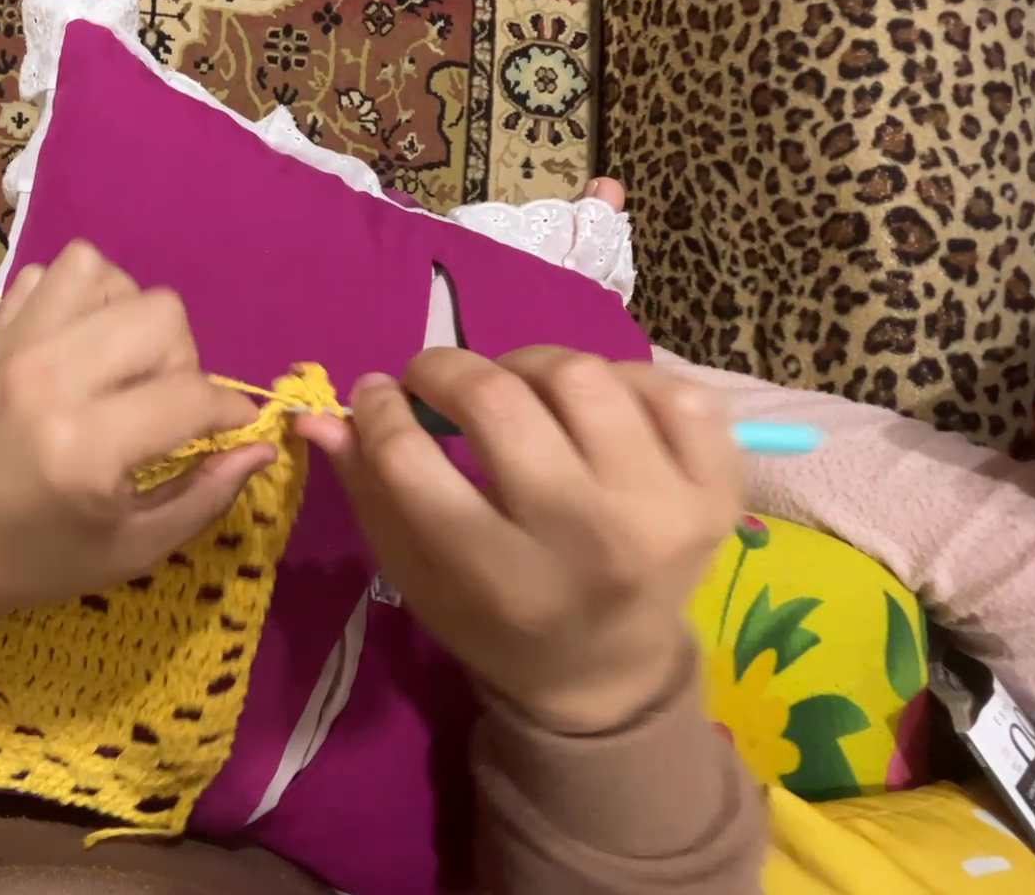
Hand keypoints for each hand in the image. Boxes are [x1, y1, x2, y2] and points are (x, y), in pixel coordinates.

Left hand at [0, 241, 276, 625]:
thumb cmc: (46, 556)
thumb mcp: (136, 548)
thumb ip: (207, 494)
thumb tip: (264, 444)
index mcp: (84, 447)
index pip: (191, 394)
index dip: (231, 410)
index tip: (235, 426)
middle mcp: (50, 379)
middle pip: (159, 312)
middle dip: (184, 359)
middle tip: (166, 401)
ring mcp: (16, 345)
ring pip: (107, 273)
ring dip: (132, 315)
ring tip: (124, 365)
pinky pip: (55, 272)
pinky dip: (84, 296)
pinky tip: (84, 342)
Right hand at [298, 347, 740, 733]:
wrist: (605, 670)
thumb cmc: (487, 617)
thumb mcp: (409, 567)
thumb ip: (365, 485)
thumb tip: (316, 414)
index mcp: (497, 573)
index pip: (411, 457)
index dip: (377, 408)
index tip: (373, 394)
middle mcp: (587, 538)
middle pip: (496, 400)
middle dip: (440, 369)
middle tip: (427, 380)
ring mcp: (666, 510)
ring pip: (579, 375)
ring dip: (522, 365)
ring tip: (507, 389)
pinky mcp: (719, 491)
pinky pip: (669, 387)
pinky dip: (616, 379)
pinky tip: (584, 408)